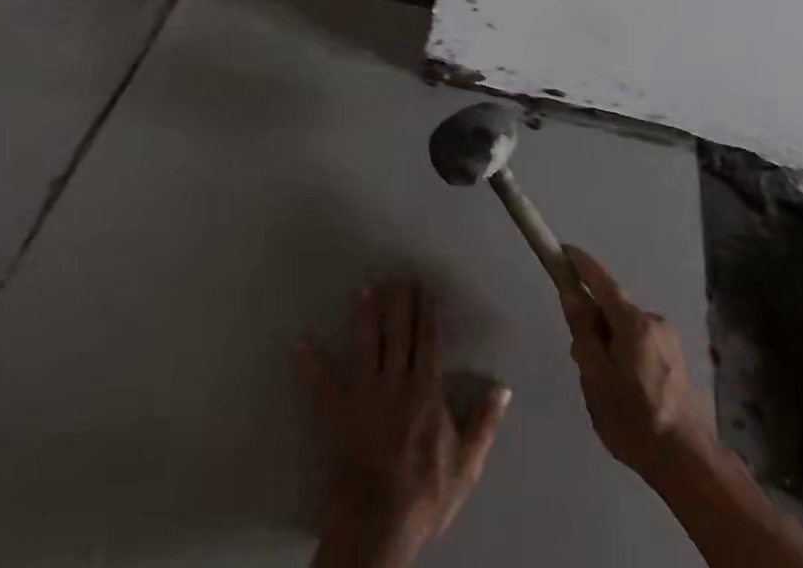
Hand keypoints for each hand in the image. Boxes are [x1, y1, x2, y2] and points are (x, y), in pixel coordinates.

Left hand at [300, 281, 510, 567]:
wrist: (378, 526)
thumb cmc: (425, 493)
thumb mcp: (467, 464)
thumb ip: (484, 423)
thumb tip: (503, 389)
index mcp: (428, 391)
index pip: (428, 340)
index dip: (426, 311)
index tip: (424, 287)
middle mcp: (397, 384)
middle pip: (399, 334)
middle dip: (399, 302)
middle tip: (398, 276)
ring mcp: (364, 397)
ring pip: (366, 347)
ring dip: (366, 317)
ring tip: (364, 290)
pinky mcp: (336, 415)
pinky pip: (321, 385)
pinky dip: (310, 364)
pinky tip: (299, 344)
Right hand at [560, 246, 717, 482]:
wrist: (686, 457)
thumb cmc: (634, 420)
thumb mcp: (597, 380)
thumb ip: (584, 334)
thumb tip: (571, 295)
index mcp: (634, 324)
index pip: (602, 283)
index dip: (581, 264)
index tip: (563, 250)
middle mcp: (654, 321)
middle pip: (612, 312)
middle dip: (593, 328)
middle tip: (585, 367)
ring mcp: (668, 338)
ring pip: (625, 331)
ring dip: (609, 347)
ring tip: (608, 392)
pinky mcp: (675, 355)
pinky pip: (639, 344)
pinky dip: (624, 356)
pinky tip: (625, 394)